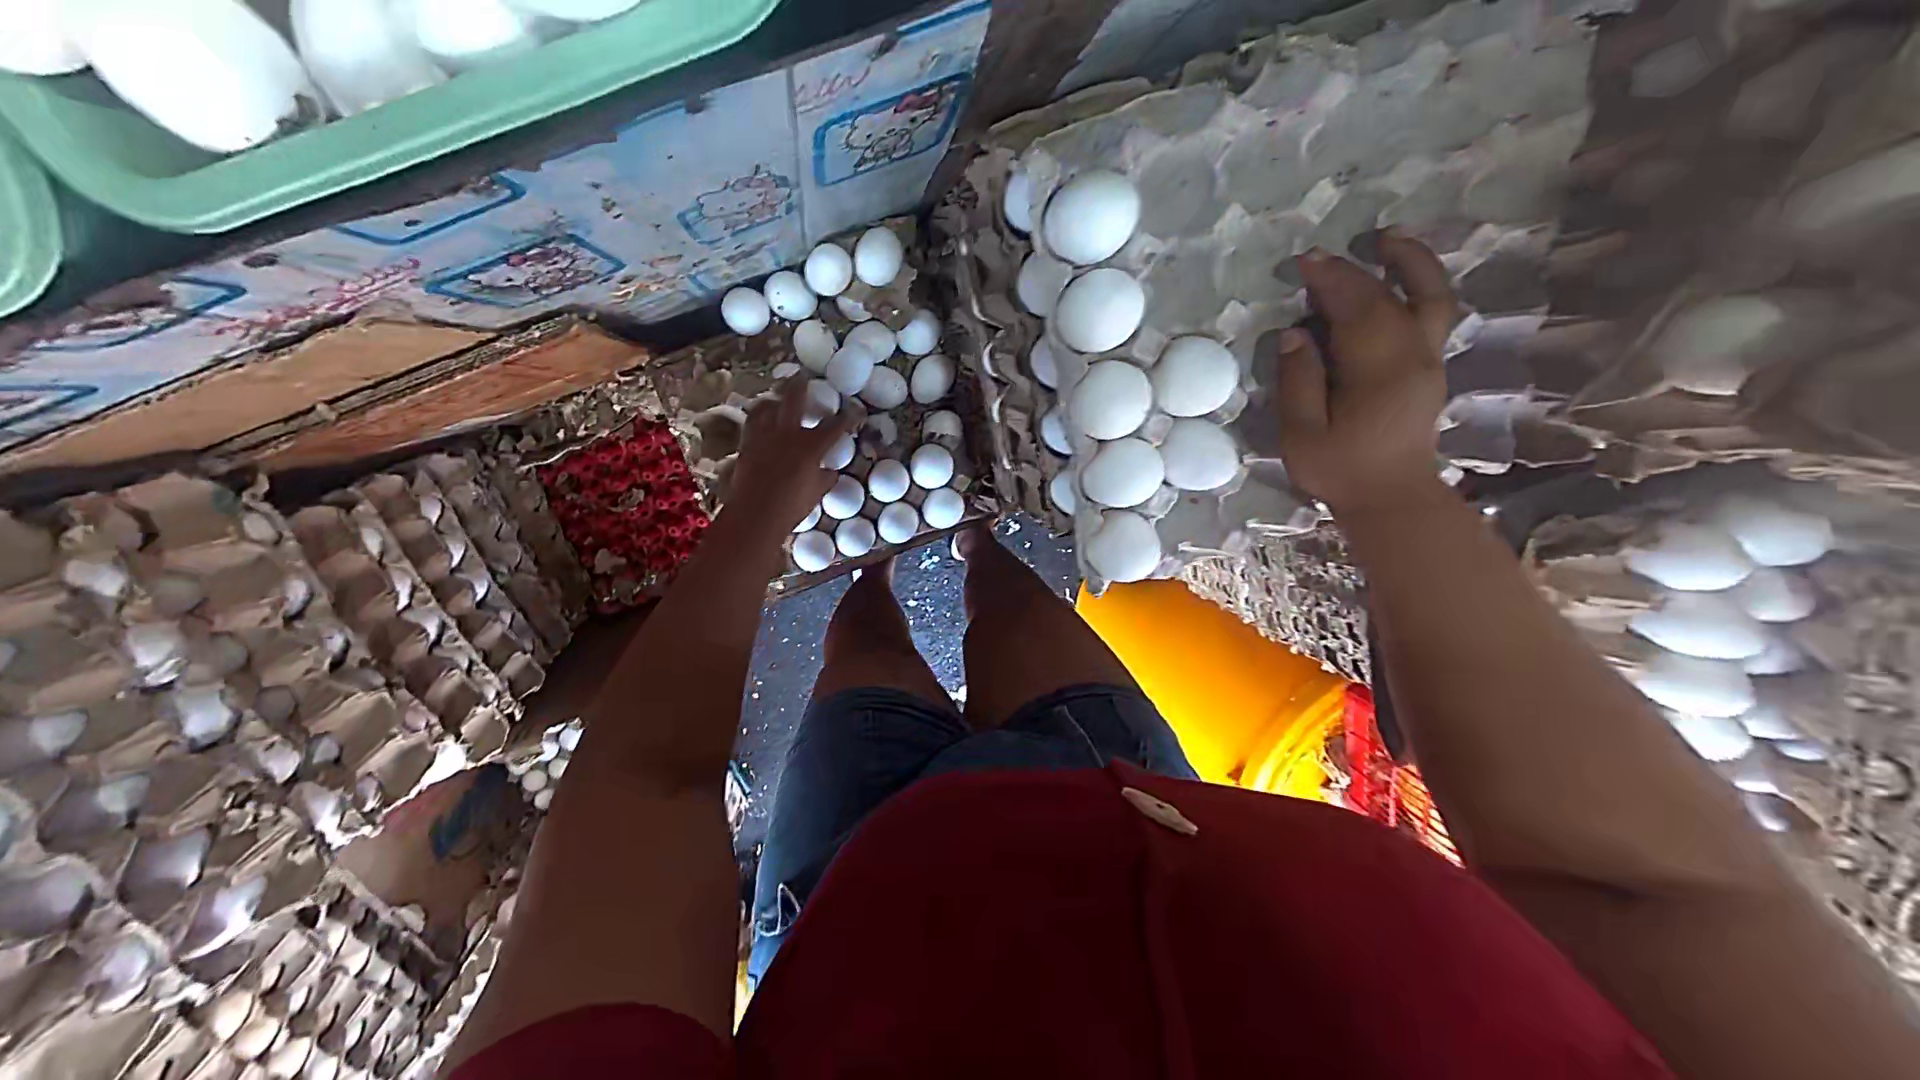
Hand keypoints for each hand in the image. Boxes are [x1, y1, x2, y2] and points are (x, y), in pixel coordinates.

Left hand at [724, 378, 859, 537]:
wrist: (755, 515)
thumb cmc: (791, 507)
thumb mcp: (816, 493)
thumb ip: (825, 478)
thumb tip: (829, 471)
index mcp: (811, 446)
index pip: (835, 425)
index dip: (849, 417)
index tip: (856, 411)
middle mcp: (787, 434)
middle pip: (794, 399)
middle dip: (801, 386)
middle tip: (804, 377)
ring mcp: (763, 437)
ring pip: (767, 407)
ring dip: (774, 401)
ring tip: (777, 400)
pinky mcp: (746, 446)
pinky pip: (752, 424)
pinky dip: (758, 419)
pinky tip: (760, 423)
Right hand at [1273, 232, 1455, 514]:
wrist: (1391, 497)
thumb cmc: (1339, 470)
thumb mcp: (1301, 434)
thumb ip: (1298, 381)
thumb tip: (1294, 334)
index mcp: (1378, 373)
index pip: (1357, 310)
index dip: (1332, 280)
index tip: (1305, 262)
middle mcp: (1413, 357)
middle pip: (1390, 297)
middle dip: (1354, 270)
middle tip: (1320, 256)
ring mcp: (1429, 360)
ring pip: (1432, 296)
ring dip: (1411, 262)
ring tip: (1387, 238)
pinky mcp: (1431, 367)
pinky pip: (1432, 313)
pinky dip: (1418, 286)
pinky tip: (1397, 278)